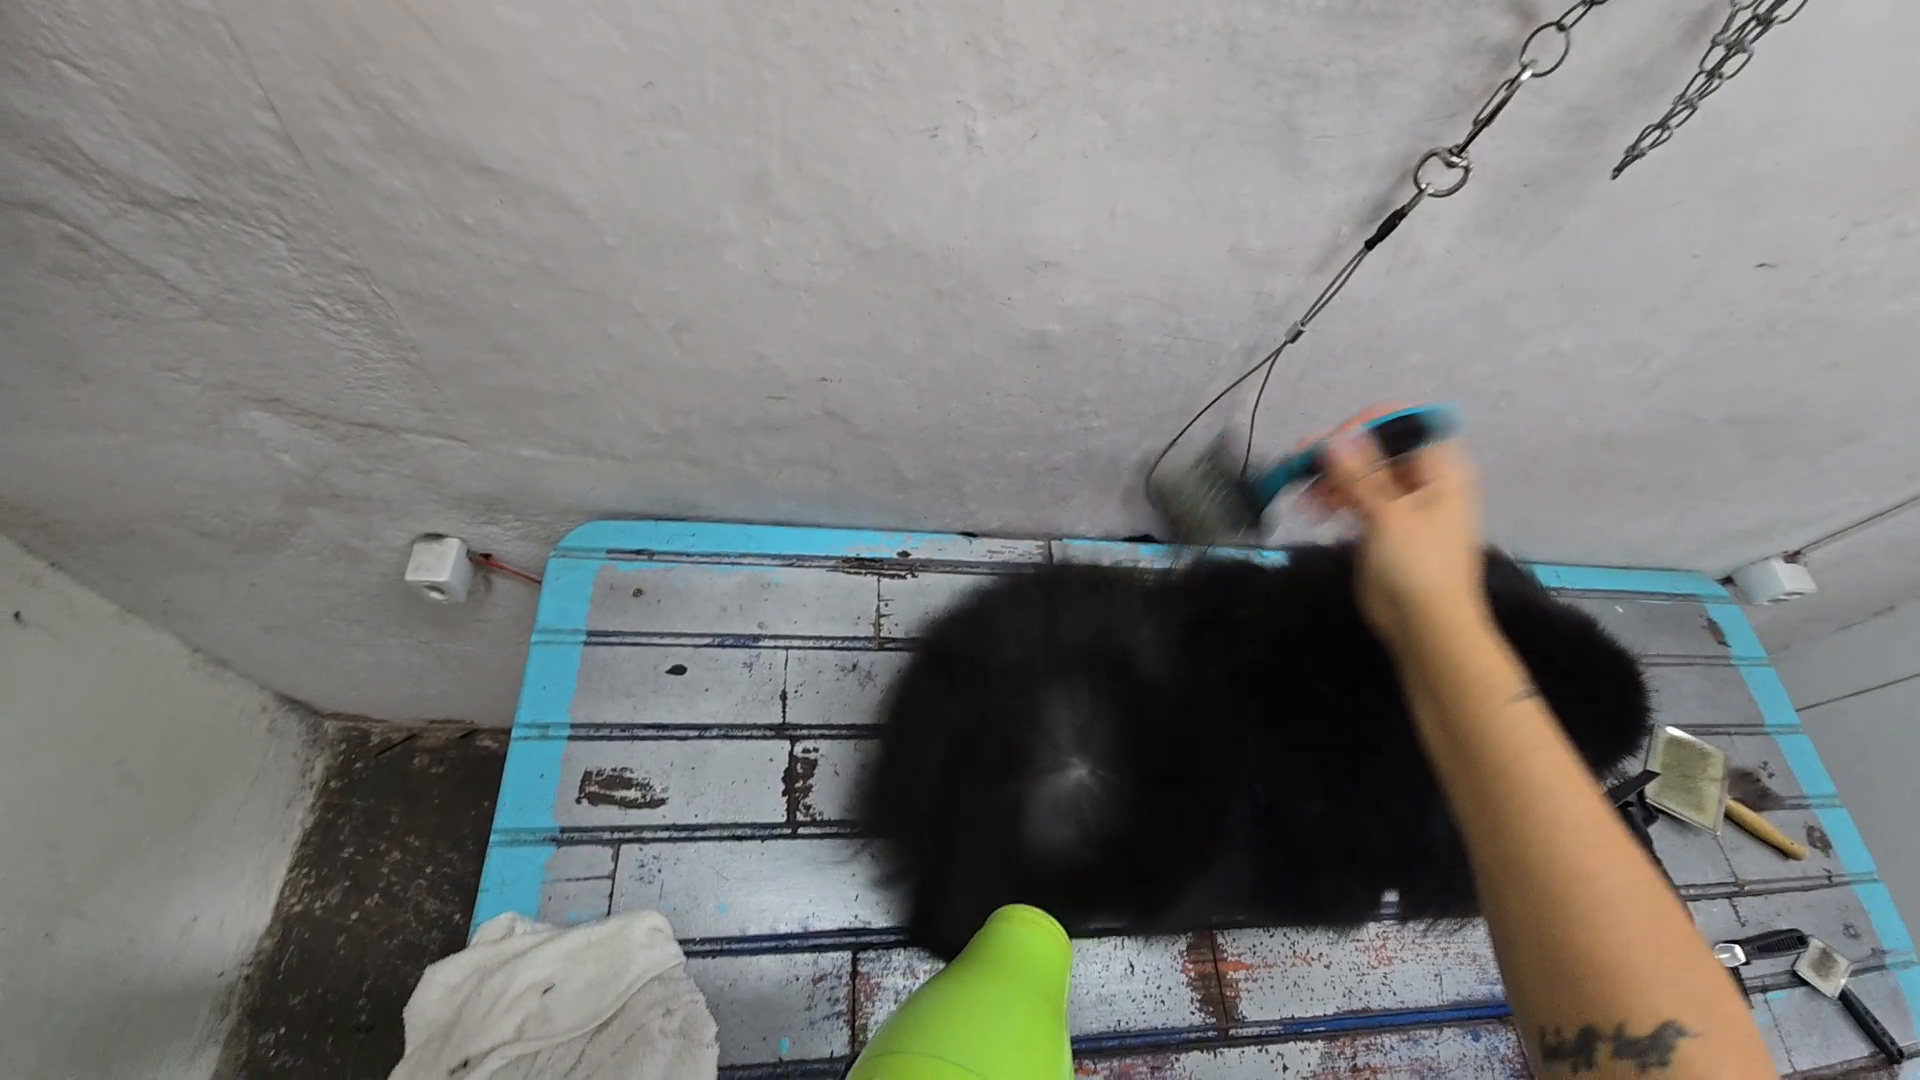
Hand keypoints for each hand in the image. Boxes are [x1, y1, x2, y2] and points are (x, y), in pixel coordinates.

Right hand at [1306, 405, 1488, 652]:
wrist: (1426, 626)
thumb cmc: (1418, 567)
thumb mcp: (1388, 515)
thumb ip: (1359, 474)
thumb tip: (1334, 437)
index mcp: (1441, 468)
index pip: (1403, 422)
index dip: (1364, 426)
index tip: (1328, 446)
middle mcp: (1425, 478)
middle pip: (1376, 448)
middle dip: (1337, 457)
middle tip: (1299, 470)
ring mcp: (1404, 502)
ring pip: (1361, 474)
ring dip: (1329, 482)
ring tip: (1304, 503)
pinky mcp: (1384, 525)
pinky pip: (1356, 499)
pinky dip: (1334, 501)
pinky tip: (1317, 515)